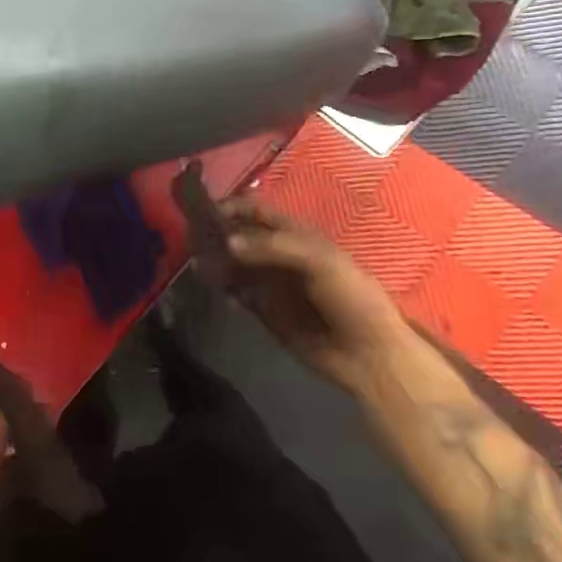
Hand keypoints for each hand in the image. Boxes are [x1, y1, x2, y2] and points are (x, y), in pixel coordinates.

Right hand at [216, 197, 415, 394]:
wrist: (369, 355)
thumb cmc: (351, 297)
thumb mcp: (319, 261)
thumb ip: (272, 247)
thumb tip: (227, 242)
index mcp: (295, 235)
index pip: (257, 211)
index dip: (233, 206)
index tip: (206, 210)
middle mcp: (278, 255)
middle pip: (240, 236)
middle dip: (217, 233)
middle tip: (192, 236)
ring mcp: (270, 283)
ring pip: (234, 264)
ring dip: (216, 260)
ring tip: (198, 262)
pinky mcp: (264, 310)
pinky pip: (236, 294)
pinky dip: (223, 288)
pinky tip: (215, 287)